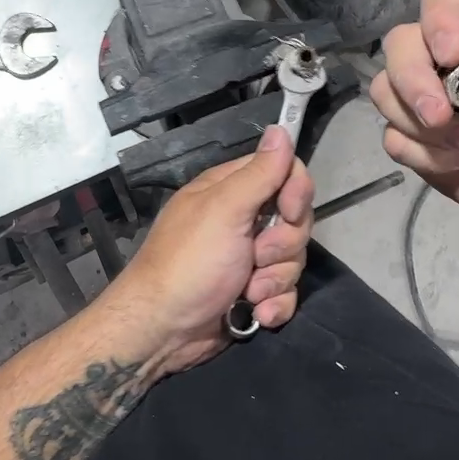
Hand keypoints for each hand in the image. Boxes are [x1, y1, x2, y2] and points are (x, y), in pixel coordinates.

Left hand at [98, 126, 314, 373]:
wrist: (163, 330)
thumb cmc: (190, 263)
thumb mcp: (224, 210)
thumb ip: (259, 173)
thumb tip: (281, 129)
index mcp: (231, 191)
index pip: (284, 173)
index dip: (295, 192)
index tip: (289, 211)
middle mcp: (242, 220)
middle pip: (295, 219)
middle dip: (283, 244)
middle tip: (257, 256)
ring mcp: (248, 258)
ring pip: (293, 259)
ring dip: (275, 280)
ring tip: (249, 292)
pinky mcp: (253, 292)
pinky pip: (285, 292)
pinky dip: (274, 305)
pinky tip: (257, 314)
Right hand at [372, 0, 458, 232]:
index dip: (438, 15)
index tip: (450, 54)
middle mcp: (447, 61)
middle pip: (399, 42)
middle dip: (411, 78)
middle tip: (440, 116)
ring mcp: (425, 99)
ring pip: (384, 89)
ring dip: (417, 122)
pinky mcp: (414, 139)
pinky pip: (392, 137)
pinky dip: (423, 154)